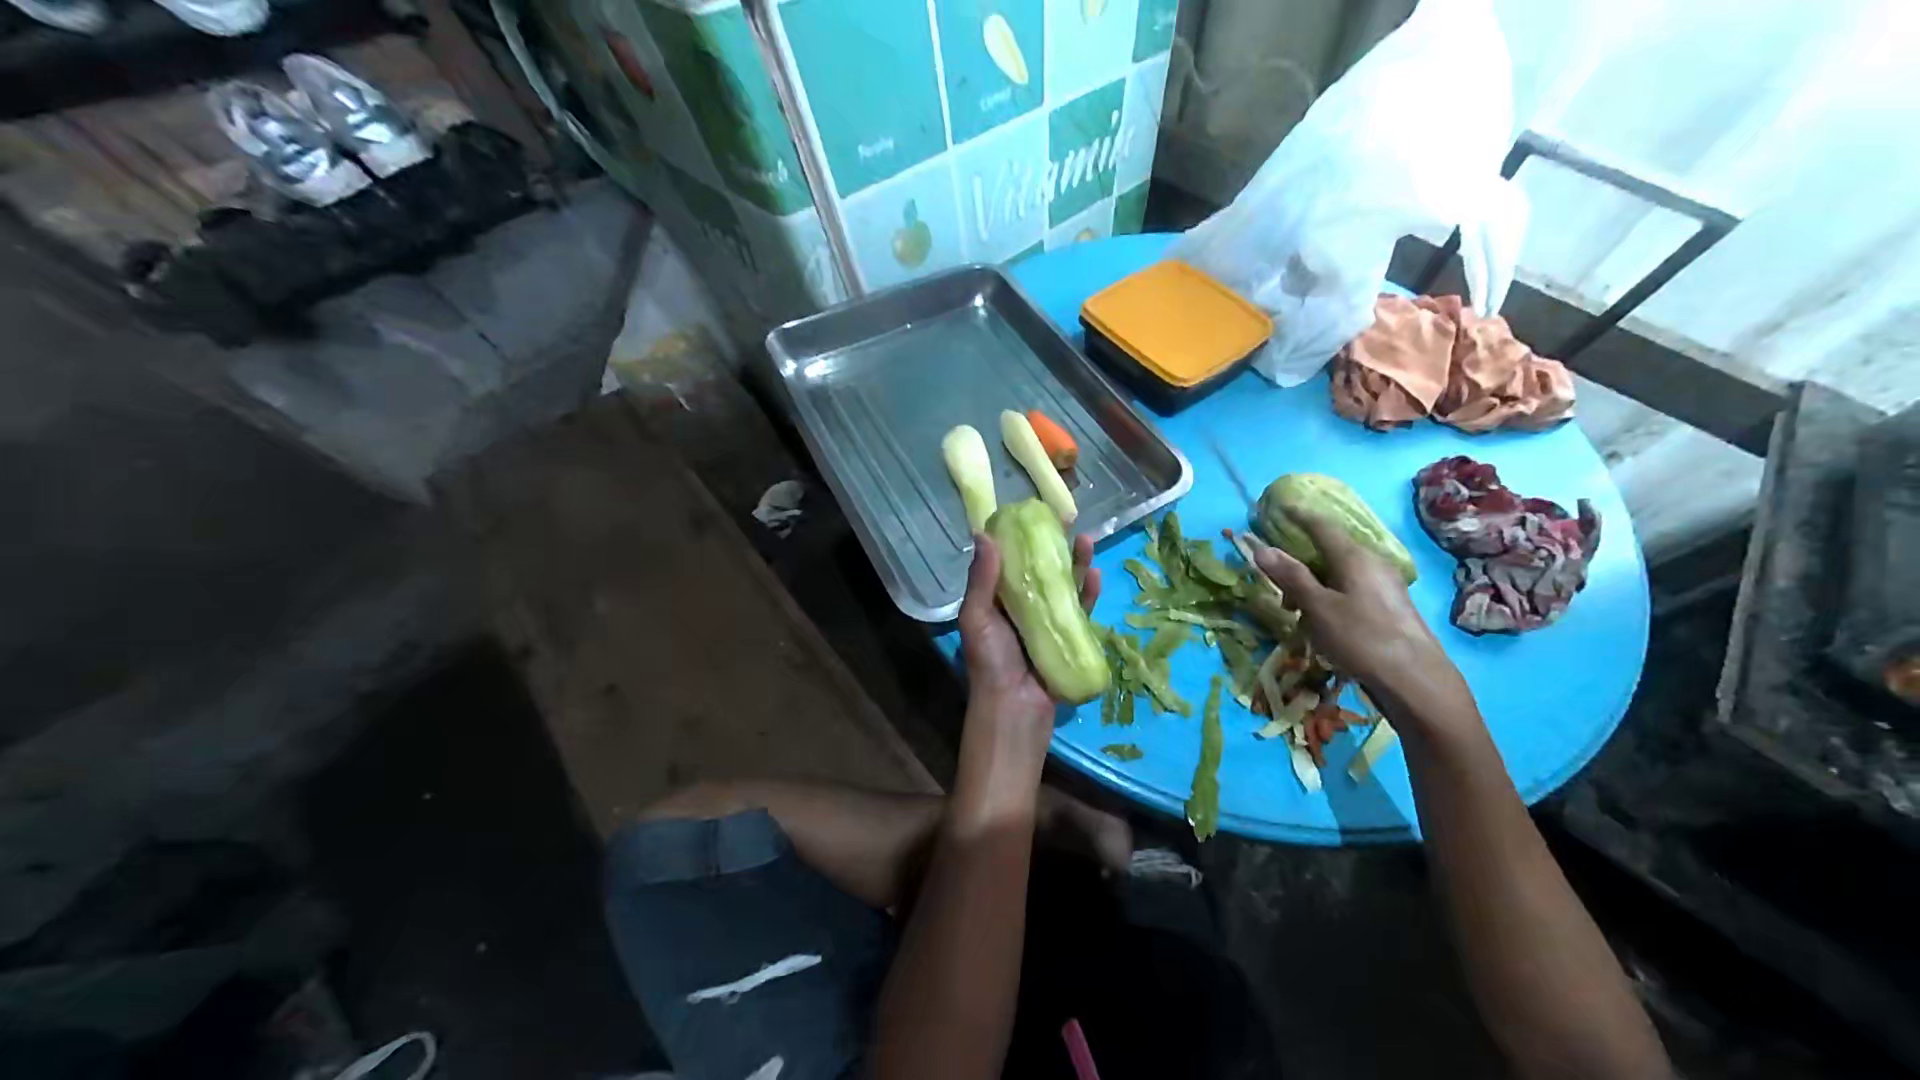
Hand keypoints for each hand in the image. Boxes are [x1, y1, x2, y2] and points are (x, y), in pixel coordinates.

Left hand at [957, 532, 1100, 740]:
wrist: (1015, 709)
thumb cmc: (991, 662)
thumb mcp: (978, 617)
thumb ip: (982, 579)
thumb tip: (983, 534)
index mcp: (996, 599)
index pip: (1009, 560)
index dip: (1021, 537)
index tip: (1033, 513)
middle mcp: (1022, 606)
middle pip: (1040, 568)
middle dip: (1054, 545)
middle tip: (1068, 521)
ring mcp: (1047, 621)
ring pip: (1064, 585)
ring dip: (1076, 563)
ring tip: (1086, 540)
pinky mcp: (1067, 637)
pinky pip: (1081, 610)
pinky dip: (1089, 593)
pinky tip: (1096, 574)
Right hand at [1247, 512, 1472, 720]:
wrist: (1415, 679)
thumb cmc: (1362, 638)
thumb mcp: (1318, 607)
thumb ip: (1290, 576)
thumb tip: (1262, 548)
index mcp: (1354, 556)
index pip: (1321, 525)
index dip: (1298, 516)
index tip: (1278, 508)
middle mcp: (1372, 562)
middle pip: (1328, 551)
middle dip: (1299, 563)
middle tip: (1277, 585)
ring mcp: (1383, 584)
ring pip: (1337, 573)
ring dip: (1312, 586)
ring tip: (1296, 614)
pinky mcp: (1388, 605)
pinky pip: (1350, 590)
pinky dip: (1329, 598)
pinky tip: (1322, 625)